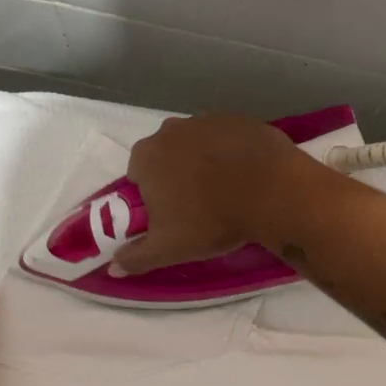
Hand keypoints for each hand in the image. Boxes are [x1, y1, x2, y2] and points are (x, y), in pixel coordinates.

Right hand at [111, 113, 337, 275]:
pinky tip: (247, 176)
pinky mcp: (239, 119)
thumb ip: (136, 257)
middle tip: (199, 207)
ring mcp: (207, 120)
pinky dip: (232, 154)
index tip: (172, 216)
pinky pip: (227, 139)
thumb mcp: (168, 248)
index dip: (153, 197)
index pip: (138, 176)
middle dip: (177, 177)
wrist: (273, 191)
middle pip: (166, 156)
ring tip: (226, 192)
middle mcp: (170, 130)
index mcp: (146, 156)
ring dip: (205, 163)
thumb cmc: (211, 219)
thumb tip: (112, 266)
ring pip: (197, 145)